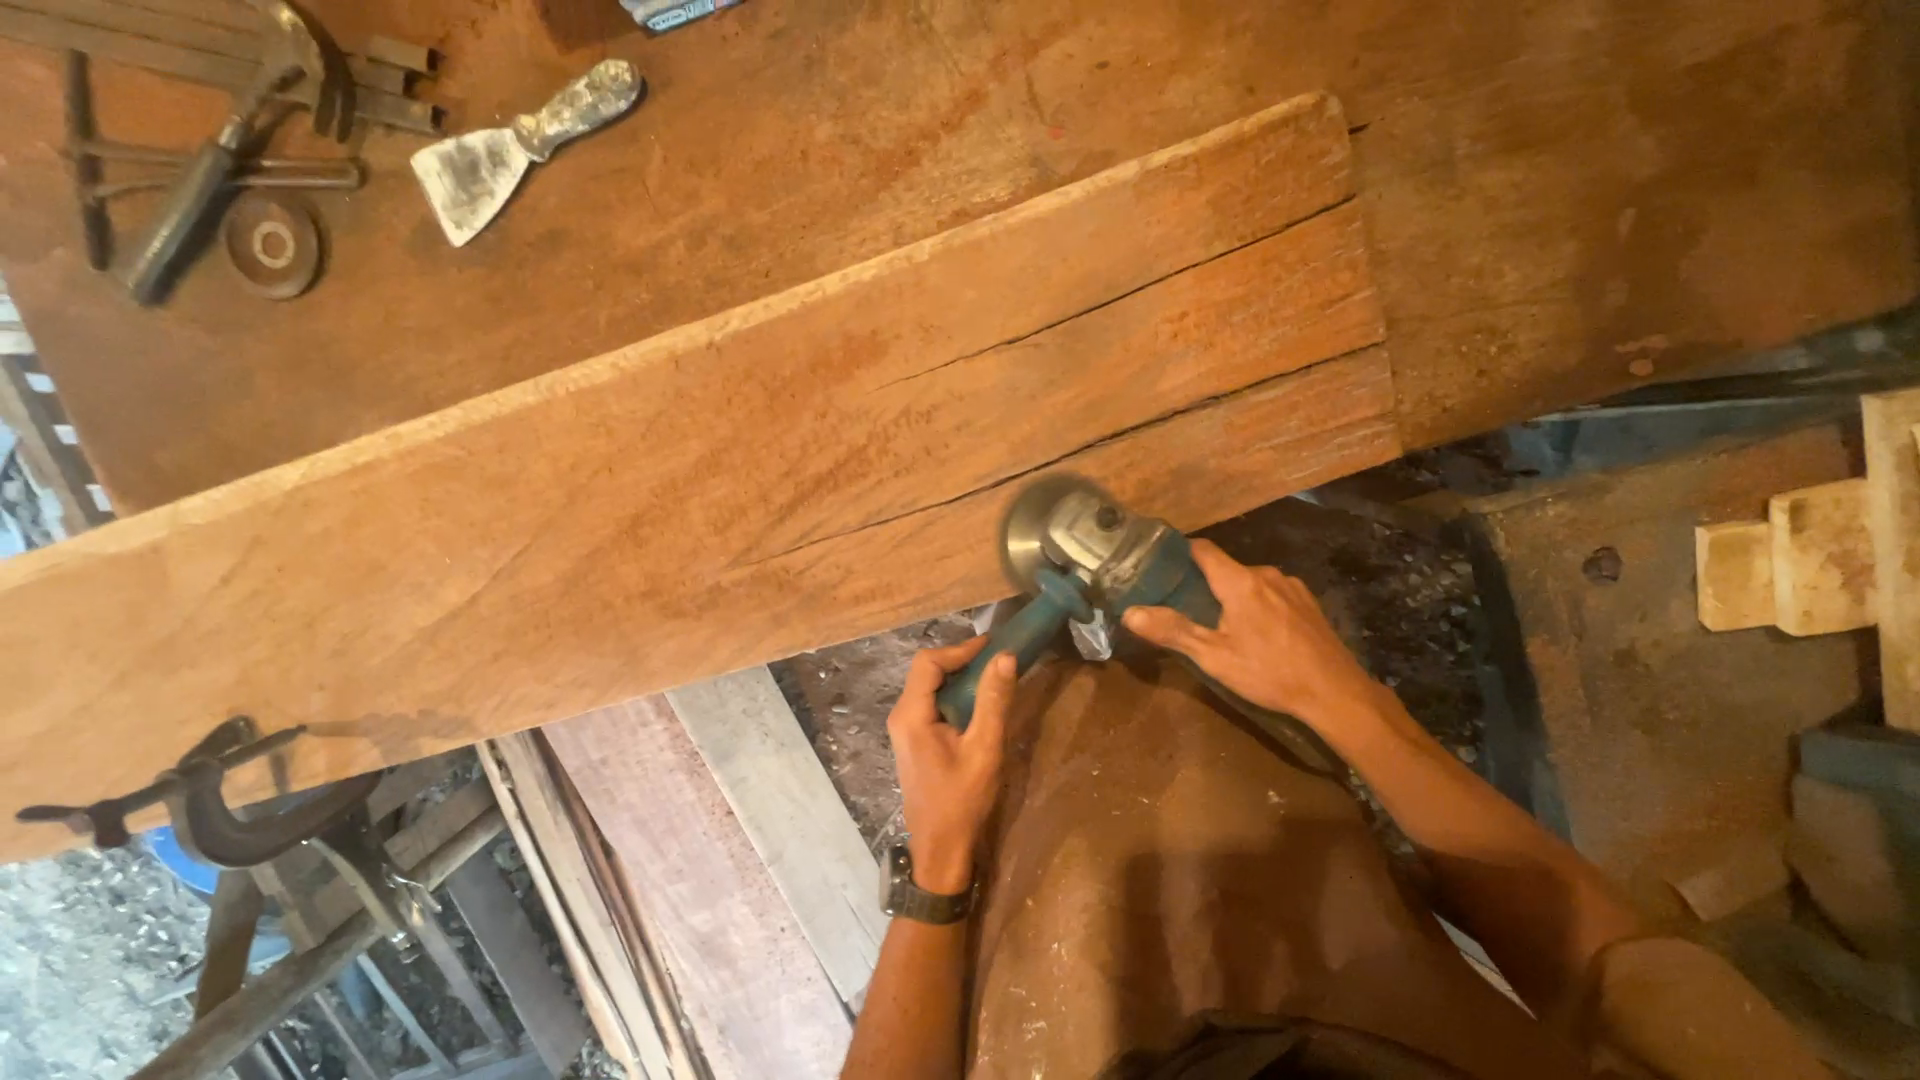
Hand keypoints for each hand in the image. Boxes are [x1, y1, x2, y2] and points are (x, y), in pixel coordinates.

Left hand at [887, 637, 1017, 894]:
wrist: (941, 848)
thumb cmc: (962, 800)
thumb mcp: (984, 748)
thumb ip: (993, 701)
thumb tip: (1005, 656)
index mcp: (911, 715)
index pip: (928, 662)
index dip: (960, 649)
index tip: (992, 646)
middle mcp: (901, 716)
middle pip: (926, 670)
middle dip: (960, 659)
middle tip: (996, 659)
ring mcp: (904, 729)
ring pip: (928, 686)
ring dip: (958, 676)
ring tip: (992, 675)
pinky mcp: (913, 739)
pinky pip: (930, 703)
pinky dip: (953, 694)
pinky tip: (978, 701)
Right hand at [1121, 539, 1378, 728]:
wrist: (1334, 692)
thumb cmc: (1269, 673)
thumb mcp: (1214, 657)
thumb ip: (1173, 631)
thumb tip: (1130, 612)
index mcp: (1240, 581)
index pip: (1203, 550)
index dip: (1180, 553)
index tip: (1160, 565)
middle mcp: (1266, 574)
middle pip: (1226, 568)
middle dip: (1206, 584)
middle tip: (1187, 609)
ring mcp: (1291, 587)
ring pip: (1250, 582)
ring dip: (1234, 597)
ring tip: (1222, 626)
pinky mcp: (1308, 603)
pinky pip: (1272, 594)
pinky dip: (1258, 605)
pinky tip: (1259, 634)